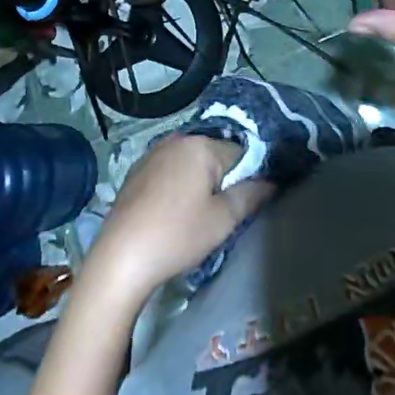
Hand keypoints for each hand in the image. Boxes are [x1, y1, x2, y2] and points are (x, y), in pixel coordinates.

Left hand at [84, 136, 272, 300]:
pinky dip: (178, 184)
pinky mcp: (137, 170)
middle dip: (223, 178)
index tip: (248, 202)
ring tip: (200, 215)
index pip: (240, 152)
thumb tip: (272, 181)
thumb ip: (250, 195)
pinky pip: (169, 170)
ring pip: (190, 163)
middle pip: (213, 155)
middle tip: (224, 213)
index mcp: (199, 145)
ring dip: (200, 182)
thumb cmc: (178, 234)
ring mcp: (152, 153)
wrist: (123, 254)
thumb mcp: (222, 219)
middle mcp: (175, 140)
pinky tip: (175, 211)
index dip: (250, 176)